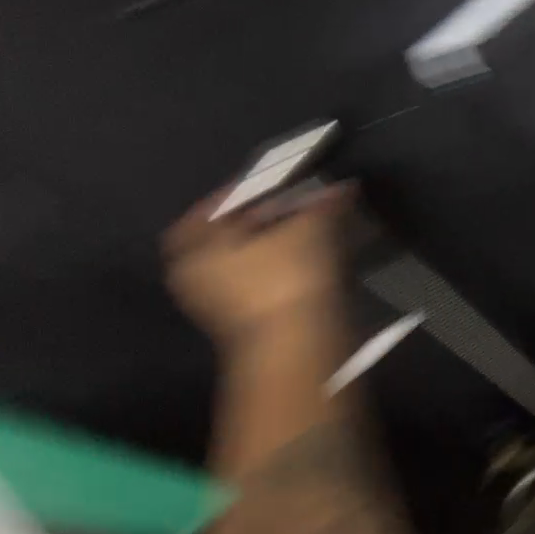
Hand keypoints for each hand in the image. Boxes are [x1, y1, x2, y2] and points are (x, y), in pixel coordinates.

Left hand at [164, 185, 351, 344]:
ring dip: (278, 250)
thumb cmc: (287, 279)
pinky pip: (266, 287)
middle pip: (230, 238)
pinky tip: (314, 267)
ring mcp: (221, 306)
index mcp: (190, 247)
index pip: (213, 208)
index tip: (276, 186)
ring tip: (312, 237)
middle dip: (264, 223)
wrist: (299, 347)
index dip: (245, 193)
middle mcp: (194, 276)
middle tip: (296, 210)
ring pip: (250, 265)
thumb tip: (343, 186)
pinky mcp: (251, 325)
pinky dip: (286, 274)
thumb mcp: (309, 230)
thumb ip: (324, 204)